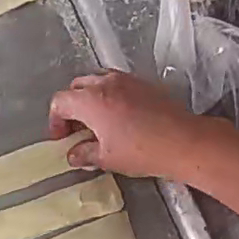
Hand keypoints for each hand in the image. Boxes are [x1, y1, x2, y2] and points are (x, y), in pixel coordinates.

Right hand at [48, 71, 221, 180]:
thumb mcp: (105, 158)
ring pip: (97, 82)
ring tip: (95, 124)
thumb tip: (74, 154)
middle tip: (75, 129)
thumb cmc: (141, 150)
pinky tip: (117, 119)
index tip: (61, 137)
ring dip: (90, 100)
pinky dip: (108, 97)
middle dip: (71, 107)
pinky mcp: (144, 84)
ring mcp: (127, 80)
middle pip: (76, 87)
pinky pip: (116, 84)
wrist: (183, 142)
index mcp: (91, 100)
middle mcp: (106, 83)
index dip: (55, 121)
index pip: (60, 102)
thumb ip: (84, 153)